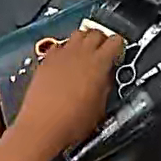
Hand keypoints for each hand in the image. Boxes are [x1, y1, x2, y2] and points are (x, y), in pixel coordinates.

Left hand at [12, 27, 123, 157]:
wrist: (41, 128)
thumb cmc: (72, 122)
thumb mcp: (100, 106)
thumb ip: (107, 85)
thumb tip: (107, 77)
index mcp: (99, 63)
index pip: (115, 41)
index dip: (119, 46)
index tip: (118, 54)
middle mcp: (81, 54)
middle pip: (96, 33)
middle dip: (102, 40)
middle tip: (103, 51)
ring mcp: (61, 56)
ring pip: (77, 34)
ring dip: (84, 40)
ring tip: (85, 52)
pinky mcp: (45, 62)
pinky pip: (58, 46)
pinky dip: (64, 50)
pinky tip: (65, 61)